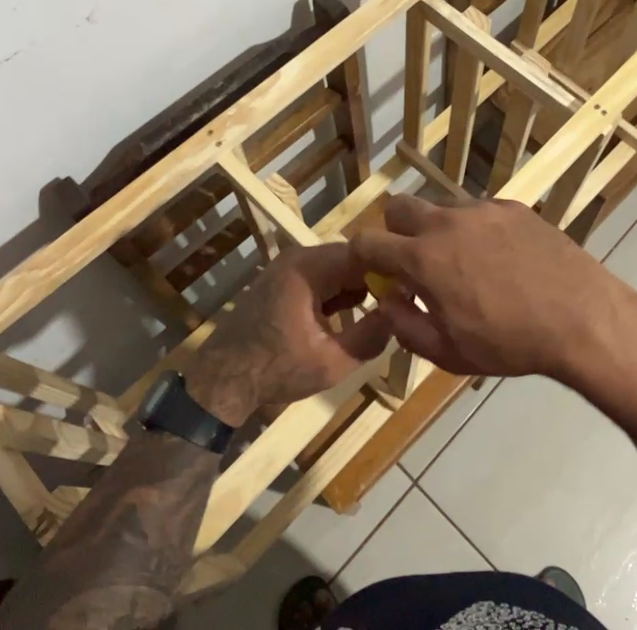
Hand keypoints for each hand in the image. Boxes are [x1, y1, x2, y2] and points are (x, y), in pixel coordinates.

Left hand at [182, 243, 391, 425]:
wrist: (222, 381)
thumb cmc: (276, 370)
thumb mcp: (332, 362)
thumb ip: (371, 336)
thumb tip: (401, 315)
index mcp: (308, 269)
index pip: (362, 254)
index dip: (391, 270)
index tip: (414, 291)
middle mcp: (298, 258)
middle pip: (352, 258)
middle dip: (377, 279)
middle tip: (402, 303)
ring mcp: (289, 268)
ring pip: (338, 269)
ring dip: (359, 287)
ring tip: (385, 310)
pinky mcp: (285, 281)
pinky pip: (323, 278)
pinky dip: (339, 294)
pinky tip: (355, 316)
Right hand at [348, 195, 630, 382]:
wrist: (581, 317)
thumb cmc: (510, 343)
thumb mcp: (448, 353)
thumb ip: (404, 326)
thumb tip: (387, 300)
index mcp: (422, 258)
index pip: (366, 242)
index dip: (362, 259)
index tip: (376, 276)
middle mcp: (445, 222)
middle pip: (397, 208)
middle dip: (394, 232)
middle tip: (415, 264)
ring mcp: (481, 209)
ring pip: (439, 207)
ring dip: (436, 230)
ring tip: (464, 263)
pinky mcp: (512, 206)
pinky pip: (477, 210)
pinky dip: (473, 229)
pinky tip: (499, 258)